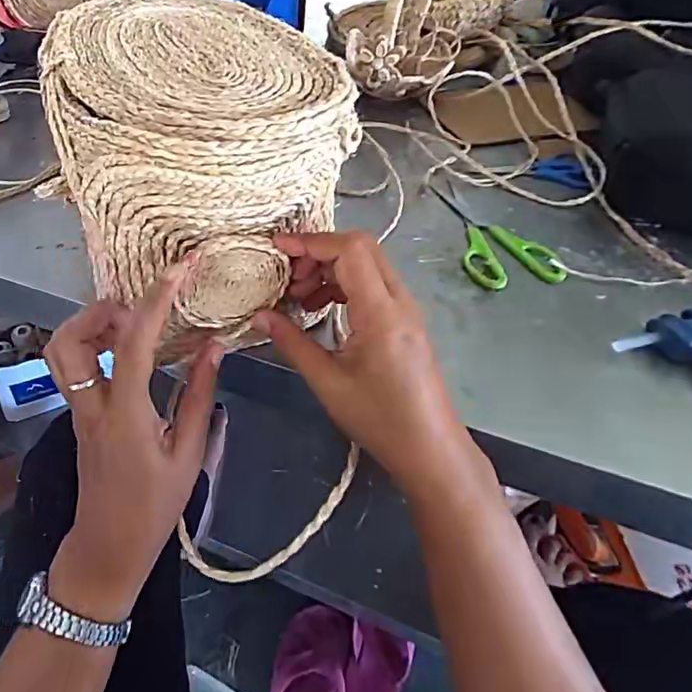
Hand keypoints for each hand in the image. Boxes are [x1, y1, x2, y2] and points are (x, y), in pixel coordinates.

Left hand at [41, 265, 219, 622]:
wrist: (107, 549)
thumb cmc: (153, 508)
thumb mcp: (189, 455)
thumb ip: (200, 396)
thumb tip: (215, 345)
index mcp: (124, 416)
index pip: (132, 344)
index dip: (155, 302)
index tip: (178, 271)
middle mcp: (90, 407)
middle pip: (68, 341)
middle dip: (100, 310)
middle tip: (139, 307)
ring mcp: (77, 410)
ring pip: (60, 350)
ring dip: (91, 323)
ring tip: (132, 321)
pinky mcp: (77, 413)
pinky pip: (72, 364)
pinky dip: (92, 341)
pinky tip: (126, 346)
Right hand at [252, 232, 487, 501]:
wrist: (431, 449)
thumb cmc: (380, 419)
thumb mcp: (328, 382)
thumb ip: (293, 342)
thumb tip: (260, 316)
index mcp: (381, 312)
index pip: (349, 250)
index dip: (310, 242)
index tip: (278, 248)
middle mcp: (399, 300)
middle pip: (360, 248)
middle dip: (318, 252)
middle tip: (289, 278)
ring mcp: (406, 308)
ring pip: (367, 263)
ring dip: (331, 268)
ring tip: (300, 297)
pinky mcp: (405, 318)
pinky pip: (373, 283)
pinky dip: (344, 284)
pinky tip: (322, 308)